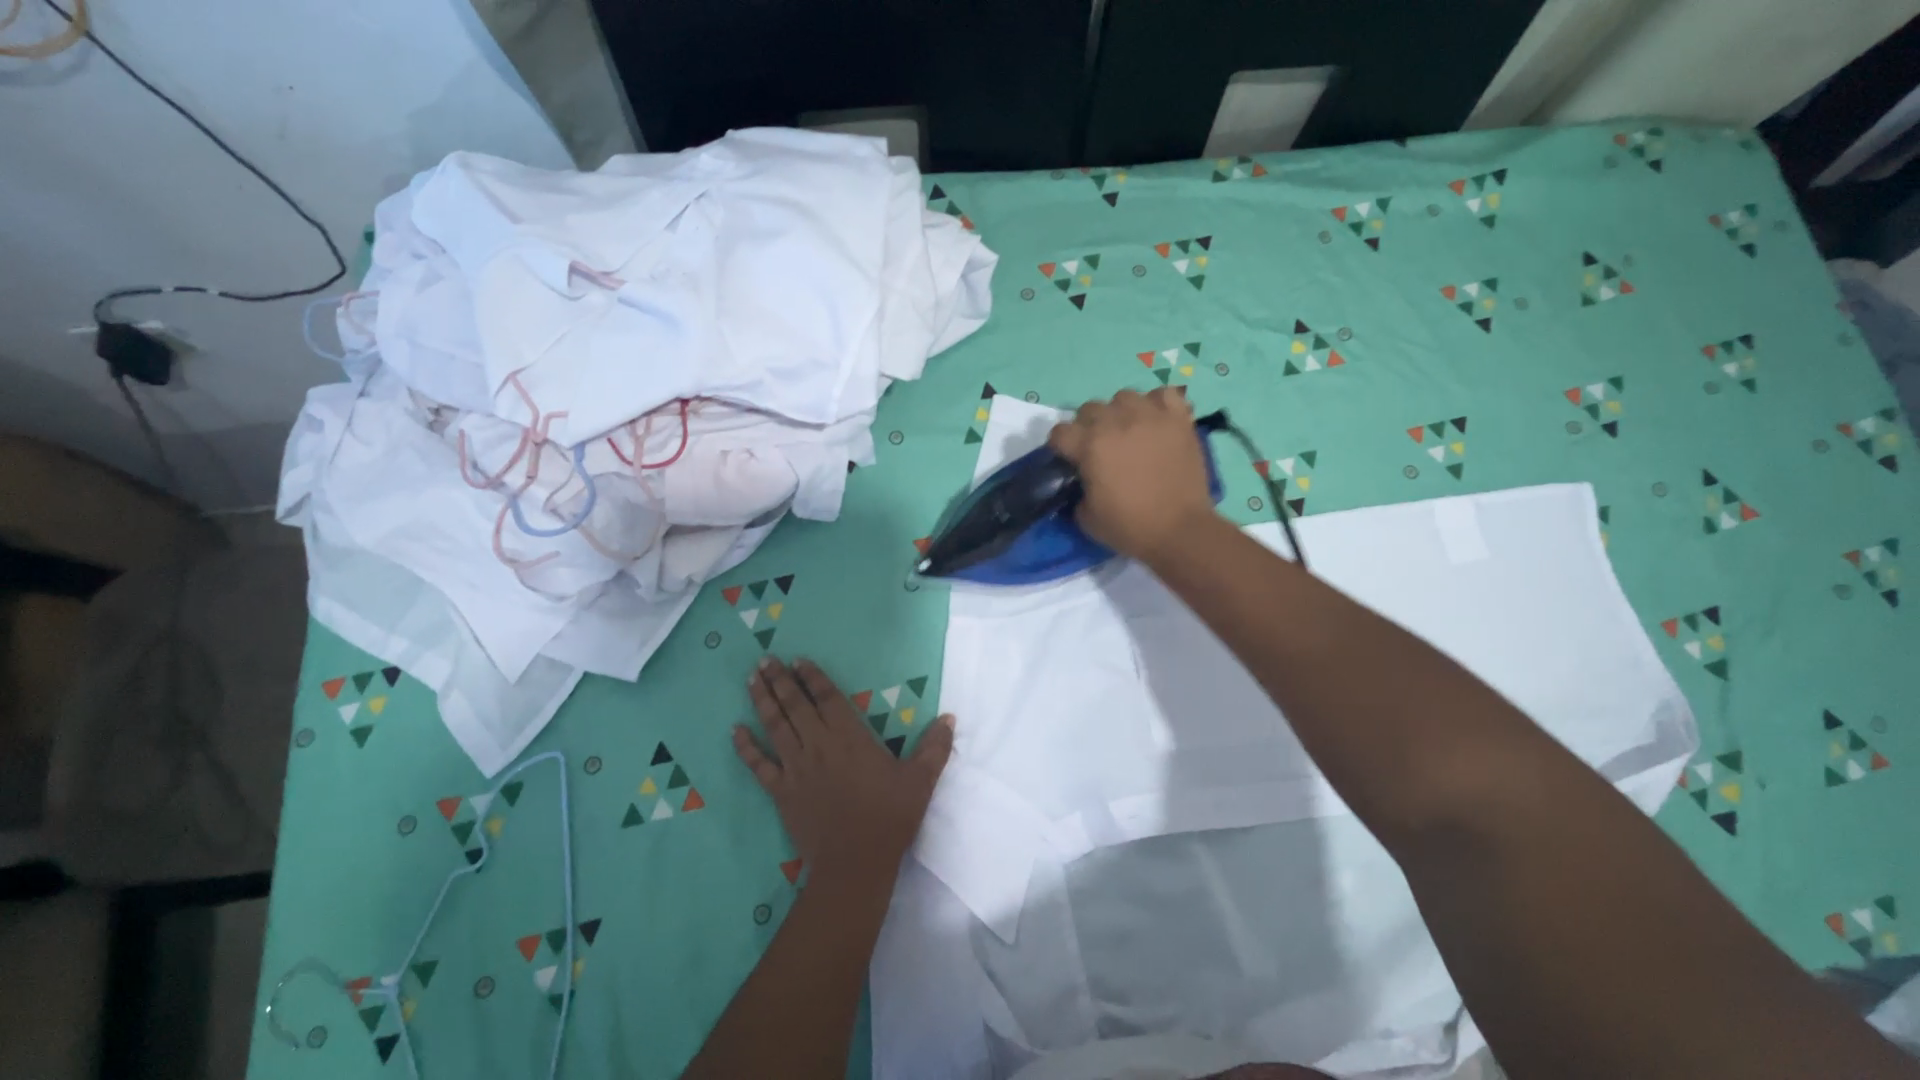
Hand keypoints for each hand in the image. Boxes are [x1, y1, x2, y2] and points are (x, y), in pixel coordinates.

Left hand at [734, 657, 954, 887]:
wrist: (855, 862)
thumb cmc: (889, 818)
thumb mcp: (920, 780)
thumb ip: (934, 747)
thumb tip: (949, 718)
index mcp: (850, 738)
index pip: (827, 698)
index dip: (813, 677)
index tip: (798, 660)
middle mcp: (818, 745)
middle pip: (795, 706)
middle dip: (780, 680)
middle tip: (766, 660)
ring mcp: (796, 768)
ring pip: (775, 727)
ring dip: (763, 701)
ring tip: (752, 679)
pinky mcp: (781, 791)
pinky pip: (759, 765)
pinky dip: (746, 747)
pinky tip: (735, 730)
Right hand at [1047, 387, 1217, 562]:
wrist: (1180, 530)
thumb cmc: (1130, 527)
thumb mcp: (1086, 517)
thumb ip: (1078, 490)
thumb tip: (1083, 480)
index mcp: (1090, 445)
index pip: (1060, 432)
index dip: (1061, 447)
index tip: (1070, 460)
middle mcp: (1117, 422)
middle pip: (1089, 409)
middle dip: (1088, 427)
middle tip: (1099, 448)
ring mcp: (1150, 416)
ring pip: (1124, 397)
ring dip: (1121, 412)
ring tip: (1129, 432)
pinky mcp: (1178, 420)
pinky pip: (1164, 395)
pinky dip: (1157, 404)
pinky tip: (1156, 421)